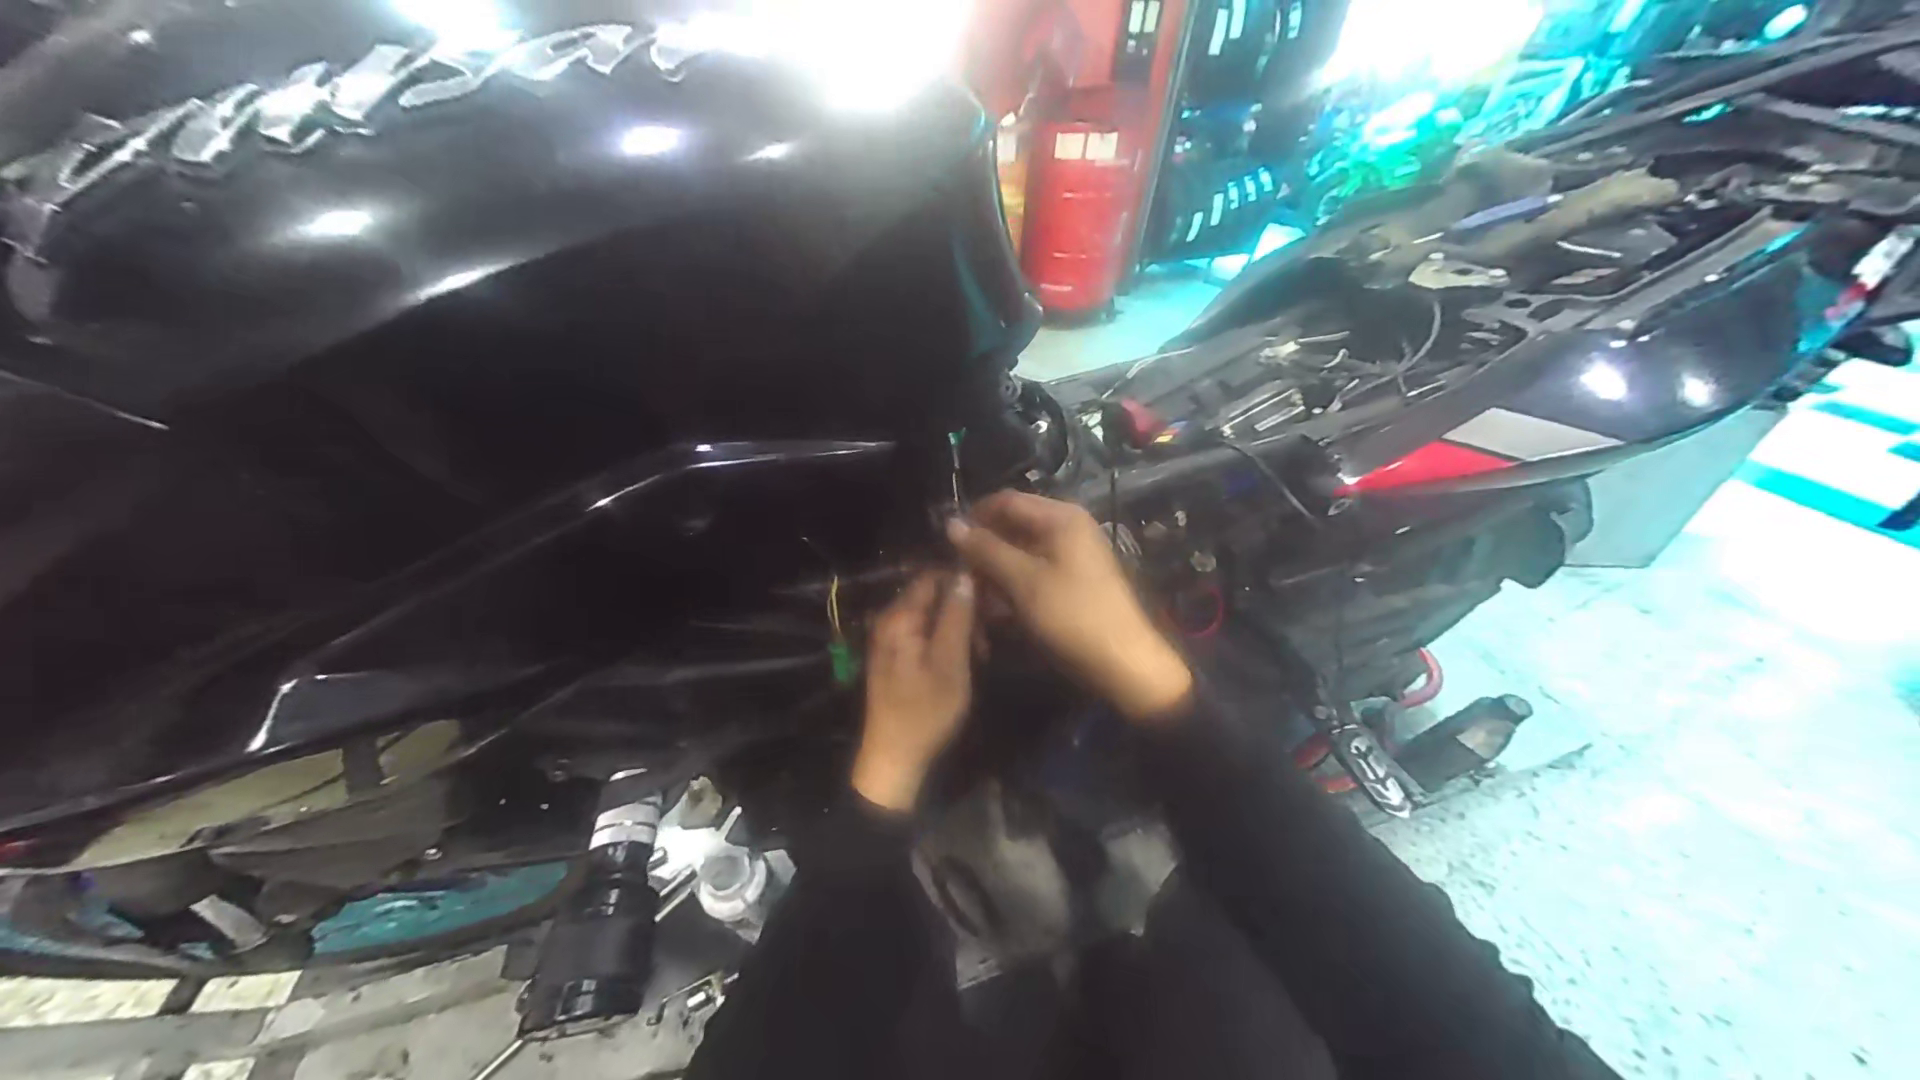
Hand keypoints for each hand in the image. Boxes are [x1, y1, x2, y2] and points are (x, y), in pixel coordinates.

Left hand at [852, 570, 975, 811]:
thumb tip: (965, 574)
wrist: (894, 758)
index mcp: (900, 617)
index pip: (933, 576)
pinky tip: (965, 660)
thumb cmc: (926, 710)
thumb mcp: (950, 661)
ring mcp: (890, 639)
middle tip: (992, 632)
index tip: (993, 599)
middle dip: (965, 608)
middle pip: (932, 595)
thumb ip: (957, 615)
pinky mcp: (895, 657)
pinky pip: (924, 634)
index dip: (963, 581)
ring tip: (982, 653)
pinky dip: (946, 640)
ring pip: (932, 616)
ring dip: (960, 626)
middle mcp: (889, 620)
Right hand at [947, 491, 1192, 724]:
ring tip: (978, 601)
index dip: (974, 518)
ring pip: (1020, 553)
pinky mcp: (1071, 581)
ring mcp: (1071, 555)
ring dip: (995, 573)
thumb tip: (951, 524)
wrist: (1123, 663)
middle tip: (961, 579)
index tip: (947, 545)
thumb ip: (986, 549)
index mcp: (1060, 517)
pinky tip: (1000, 612)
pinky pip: (1033, 573)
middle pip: (1012, 526)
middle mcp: (1067, 528)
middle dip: (984, 551)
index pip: (1005, 501)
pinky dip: (1013, 587)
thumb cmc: (1072, 615)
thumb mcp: (1023, 580)